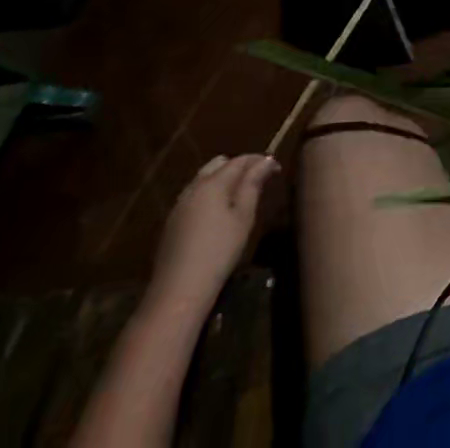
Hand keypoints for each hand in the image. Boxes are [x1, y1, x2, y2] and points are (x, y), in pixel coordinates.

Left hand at [149, 154, 277, 305]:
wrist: (180, 288)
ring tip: (241, 195)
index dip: (260, 161)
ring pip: (203, 179)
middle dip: (240, 166)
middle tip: (258, 180)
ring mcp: (179, 205)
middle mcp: (193, 188)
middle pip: (218, 164)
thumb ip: (253, 185)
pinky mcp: (173, 221)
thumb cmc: (220, 250)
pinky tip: (219, 212)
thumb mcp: (243, 216)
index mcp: (212, 183)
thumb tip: (265, 161)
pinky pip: (195, 195)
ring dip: (223, 179)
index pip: (239, 161)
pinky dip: (210, 194)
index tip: (277, 168)